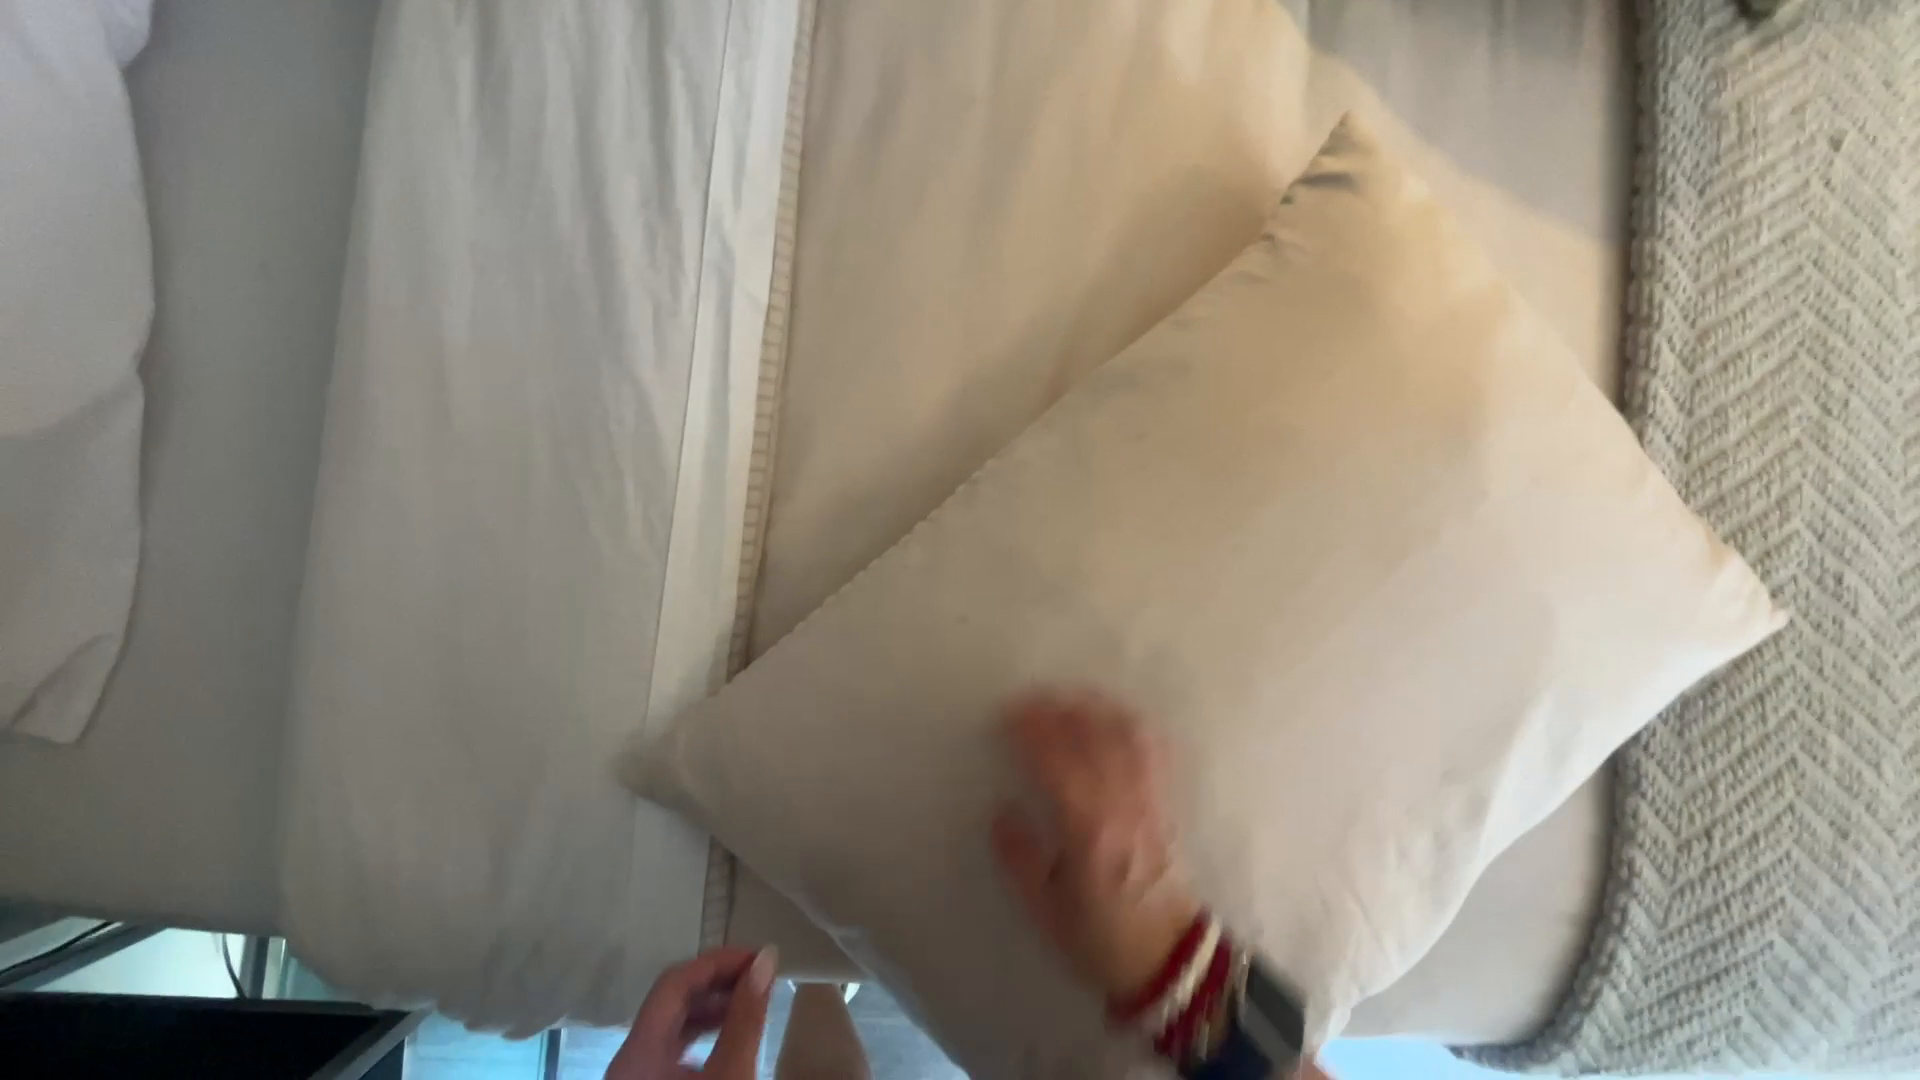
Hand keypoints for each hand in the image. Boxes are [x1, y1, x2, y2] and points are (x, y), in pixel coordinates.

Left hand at [606, 947, 777, 1078]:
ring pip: (674, 1024)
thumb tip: (766, 959)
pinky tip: (731, 1038)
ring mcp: (637, 1075)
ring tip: (752, 1004)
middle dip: (720, 981)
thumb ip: (745, 1018)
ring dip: (715, 1007)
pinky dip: (705, 1033)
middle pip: (673, 999)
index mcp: (638, 1049)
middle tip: (761, 977)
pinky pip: (675, 1046)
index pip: (676, 979)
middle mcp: (629, 1057)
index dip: (719, 961)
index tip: (761, 958)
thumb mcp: (730, 1073)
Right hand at [991, 691, 1202, 1004]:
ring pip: (1126, 737)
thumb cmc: (1101, 938)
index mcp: (1088, 831)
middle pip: (1091, 739)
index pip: (1056, 763)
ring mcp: (1150, 801)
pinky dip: (1133, 726)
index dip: (1030, 733)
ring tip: (1067, 698)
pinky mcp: (1167, 804)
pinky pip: (1155, 752)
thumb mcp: (1044, 909)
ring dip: (1095, 709)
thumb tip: (1002, 811)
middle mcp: (1123, 807)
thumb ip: (1019, 858)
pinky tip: (1114, 717)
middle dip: (1057, 711)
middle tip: (1028, 700)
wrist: (1169, 960)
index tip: (1005, 716)